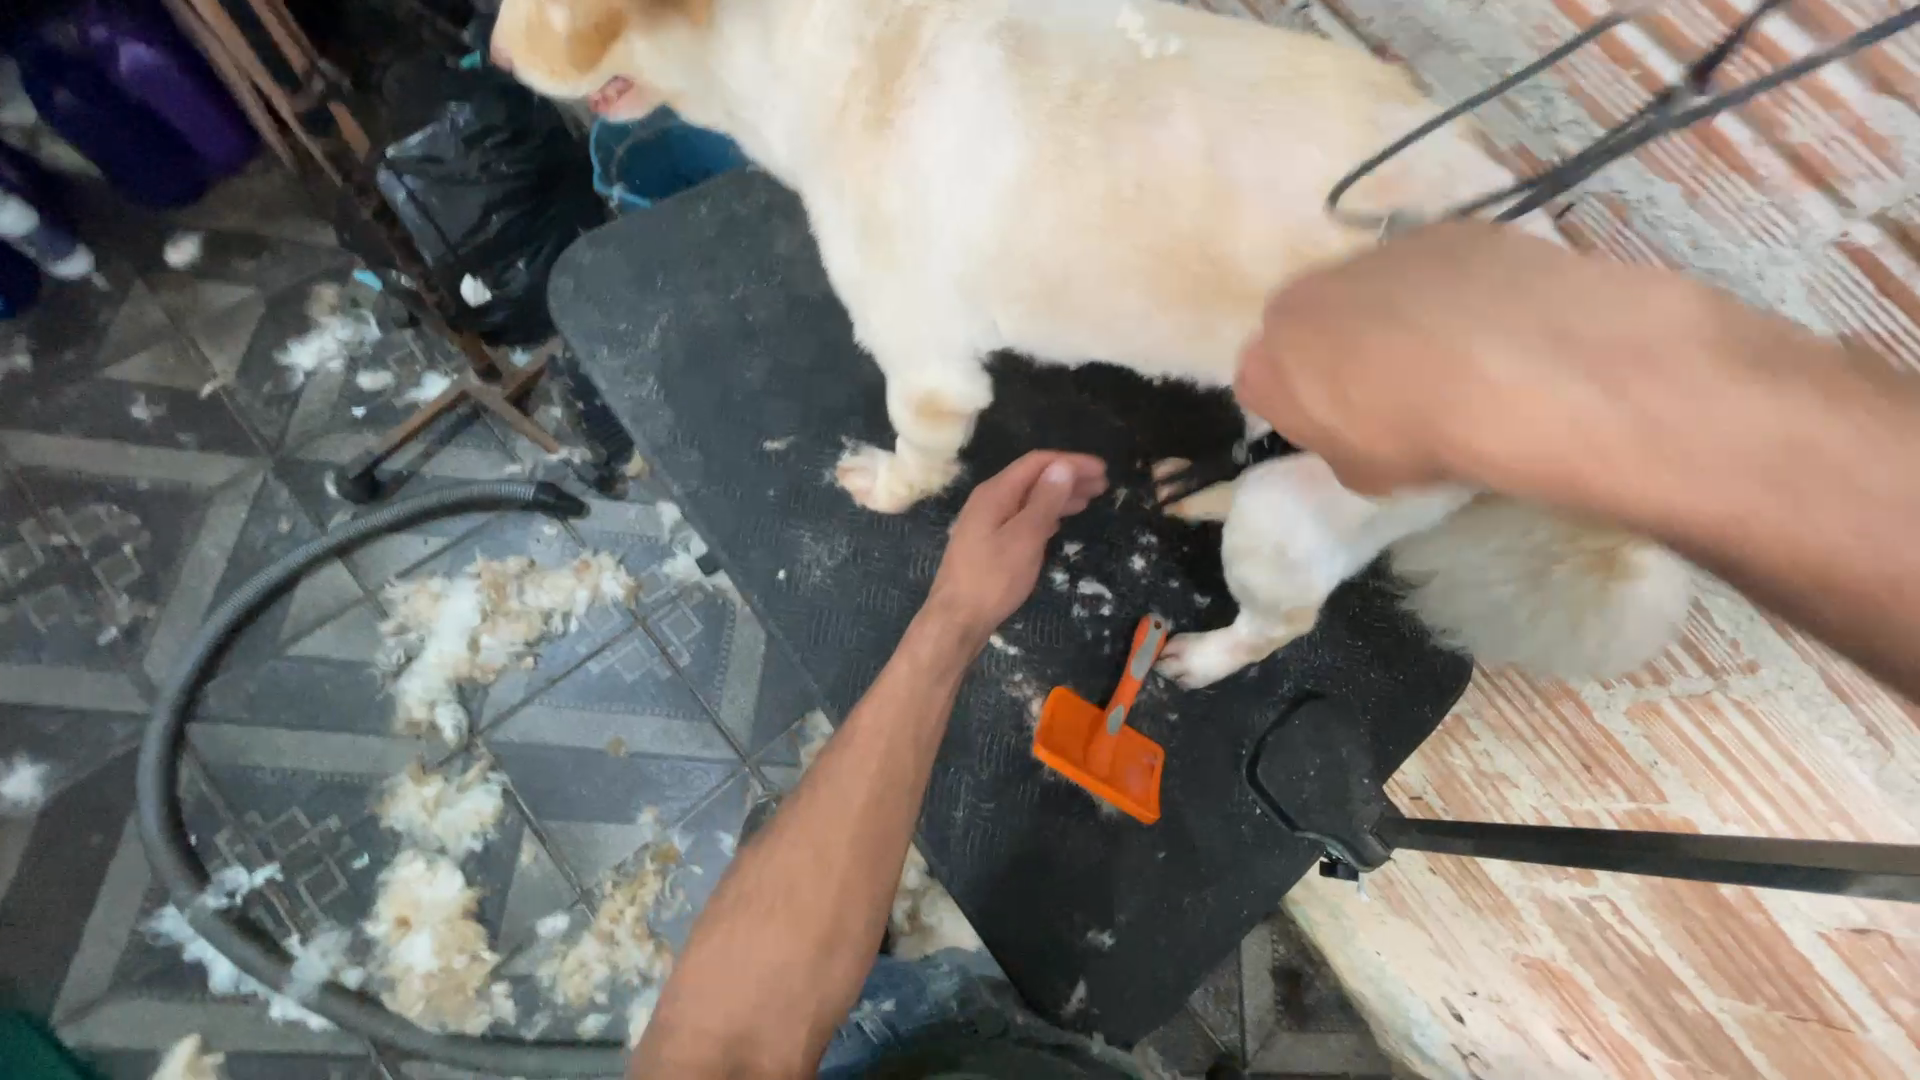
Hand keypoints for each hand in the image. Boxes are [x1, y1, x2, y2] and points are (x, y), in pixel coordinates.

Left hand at [923, 451, 1107, 641]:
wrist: (957, 619)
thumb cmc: (993, 579)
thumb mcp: (1025, 537)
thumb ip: (1045, 500)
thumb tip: (1063, 466)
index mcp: (995, 493)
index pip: (1037, 463)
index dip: (1071, 462)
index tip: (1102, 470)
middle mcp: (989, 501)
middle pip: (1033, 479)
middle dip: (1068, 478)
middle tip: (1103, 485)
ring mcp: (987, 522)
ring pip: (1028, 499)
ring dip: (1059, 496)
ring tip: (1089, 500)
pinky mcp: (989, 542)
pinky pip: (1022, 518)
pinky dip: (1045, 515)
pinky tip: (1059, 522)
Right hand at [1232, 221, 1741, 495]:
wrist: (1517, 369)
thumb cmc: (1415, 436)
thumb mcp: (1360, 474)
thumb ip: (1338, 445)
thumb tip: (1359, 432)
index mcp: (1264, 365)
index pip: (1263, 383)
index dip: (1300, 405)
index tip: (1337, 423)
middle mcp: (1300, 299)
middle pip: (1307, 325)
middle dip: (1335, 350)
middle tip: (1387, 387)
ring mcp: (1369, 256)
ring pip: (1366, 290)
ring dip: (1391, 316)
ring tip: (1450, 353)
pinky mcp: (1439, 230)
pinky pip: (1430, 266)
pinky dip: (1449, 289)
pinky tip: (1488, 322)